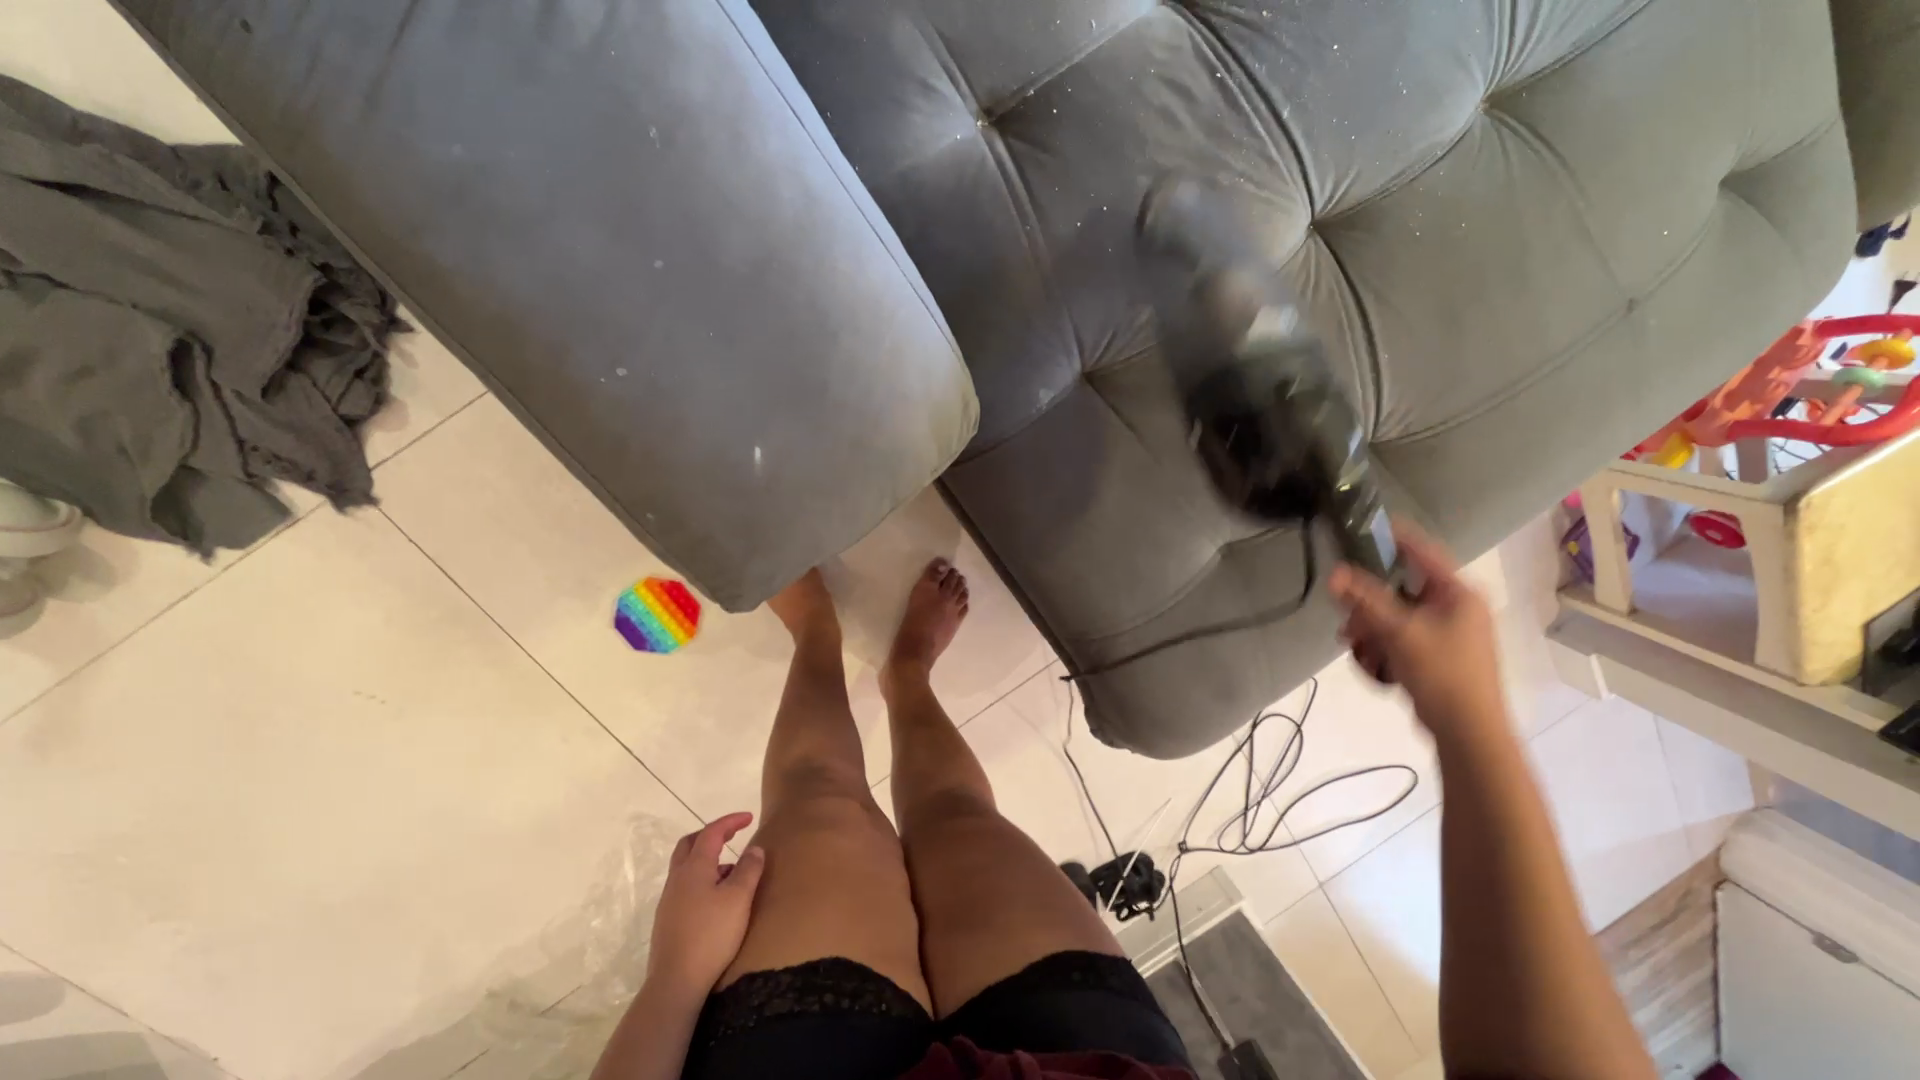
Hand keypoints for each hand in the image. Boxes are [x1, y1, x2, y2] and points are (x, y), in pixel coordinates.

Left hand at [644, 812, 765, 999]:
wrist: (676, 980)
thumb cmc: (711, 934)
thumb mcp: (739, 899)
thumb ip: (748, 869)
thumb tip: (754, 848)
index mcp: (694, 868)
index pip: (711, 832)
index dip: (730, 821)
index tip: (749, 818)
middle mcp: (677, 879)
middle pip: (689, 845)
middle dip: (711, 834)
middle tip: (732, 835)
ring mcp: (669, 900)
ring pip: (687, 868)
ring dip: (708, 860)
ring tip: (732, 871)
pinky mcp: (668, 920)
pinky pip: (686, 887)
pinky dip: (703, 880)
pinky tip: (718, 900)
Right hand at [1328, 521, 1505, 741]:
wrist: (1469, 732)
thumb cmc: (1441, 674)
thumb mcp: (1400, 632)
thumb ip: (1365, 600)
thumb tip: (1335, 573)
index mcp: (1459, 594)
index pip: (1423, 552)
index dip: (1395, 537)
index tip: (1365, 527)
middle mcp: (1458, 609)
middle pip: (1401, 591)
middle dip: (1369, 604)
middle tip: (1346, 618)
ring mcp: (1450, 635)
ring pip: (1398, 618)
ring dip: (1372, 630)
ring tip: (1354, 646)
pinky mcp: (1439, 658)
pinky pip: (1403, 640)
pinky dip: (1384, 648)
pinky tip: (1372, 664)